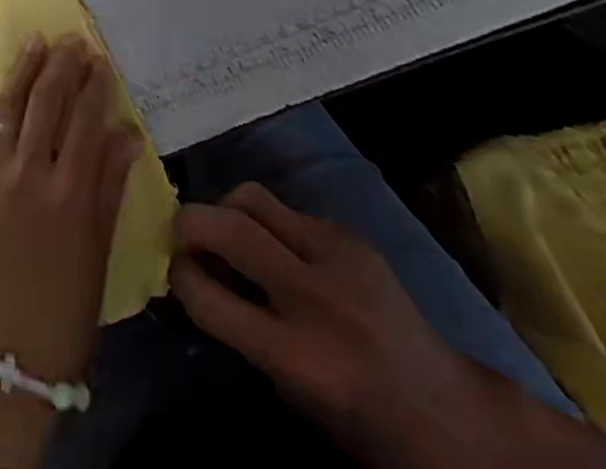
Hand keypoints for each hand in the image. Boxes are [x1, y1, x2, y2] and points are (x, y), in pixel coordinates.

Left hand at [0, 34, 146, 383]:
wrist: (9, 348)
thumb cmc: (69, 303)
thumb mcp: (101, 245)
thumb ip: (112, 185)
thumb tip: (127, 134)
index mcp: (71, 190)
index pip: (87, 120)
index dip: (95, 87)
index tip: (101, 60)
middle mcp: (32, 173)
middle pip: (48, 104)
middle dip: (62, 67)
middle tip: (73, 41)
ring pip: (10, 109)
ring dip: (23, 72)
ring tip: (35, 42)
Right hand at [169, 183, 483, 463]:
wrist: (434, 401)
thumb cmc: (346, 407)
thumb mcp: (281, 382)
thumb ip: (235, 325)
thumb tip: (191, 269)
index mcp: (293, 355)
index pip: (206, 296)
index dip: (177, 274)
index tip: (172, 266)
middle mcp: (315, 298)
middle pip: (229, 228)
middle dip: (189, 223)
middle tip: (183, 234)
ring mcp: (339, 258)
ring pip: (255, 198)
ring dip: (227, 209)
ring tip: (229, 231)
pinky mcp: (353, 236)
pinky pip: (290, 210)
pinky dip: (270, 223)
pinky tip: (280, 247)